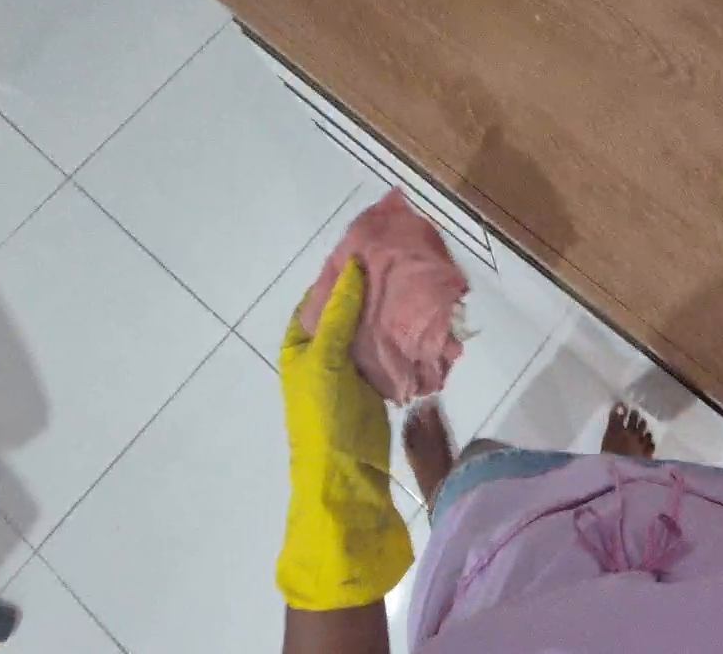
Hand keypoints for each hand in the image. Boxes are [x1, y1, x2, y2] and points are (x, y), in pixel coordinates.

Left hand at [277, 260, 412, 610]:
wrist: (346, 474)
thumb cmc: (325, 414)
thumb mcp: (326, 358)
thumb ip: (341, 311)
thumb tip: (353, 264)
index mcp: (301, 341)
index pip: (320, 295)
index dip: (341, 272)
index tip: (370, 247)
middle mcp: (324, 349)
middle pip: (349, 307)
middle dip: (372, 287)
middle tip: (401, 260)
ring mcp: (350, 365)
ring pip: (371, 325)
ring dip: (389, 308)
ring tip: (415, 281)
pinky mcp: (376, 380)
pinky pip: (388, 346)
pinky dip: (401, 332)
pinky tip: (421, 315)